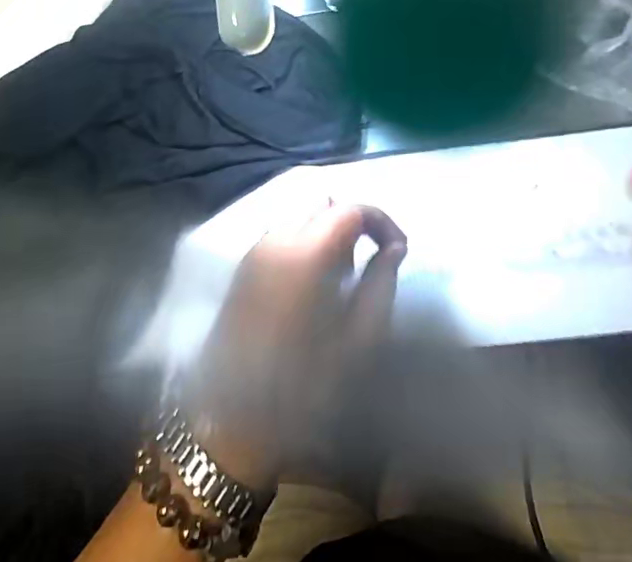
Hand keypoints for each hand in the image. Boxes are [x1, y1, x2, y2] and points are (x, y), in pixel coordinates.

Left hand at [182, 204, 405, 490]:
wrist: (232, 423)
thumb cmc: (305, 384)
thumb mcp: (360, 338)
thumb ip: (382, 282)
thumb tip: (394, 248)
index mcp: (305, 254)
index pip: (352, 209)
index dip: (383, 222)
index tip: (399, 251)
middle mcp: (275, 242)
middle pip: (325, 208)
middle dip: (356, 225)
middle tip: (373, 260)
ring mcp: (253, 254)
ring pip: (301, 219)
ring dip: (329, 234)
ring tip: (344, 275)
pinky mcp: (242, 271)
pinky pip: (282, 237)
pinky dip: (305, 244)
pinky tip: (314, 284)